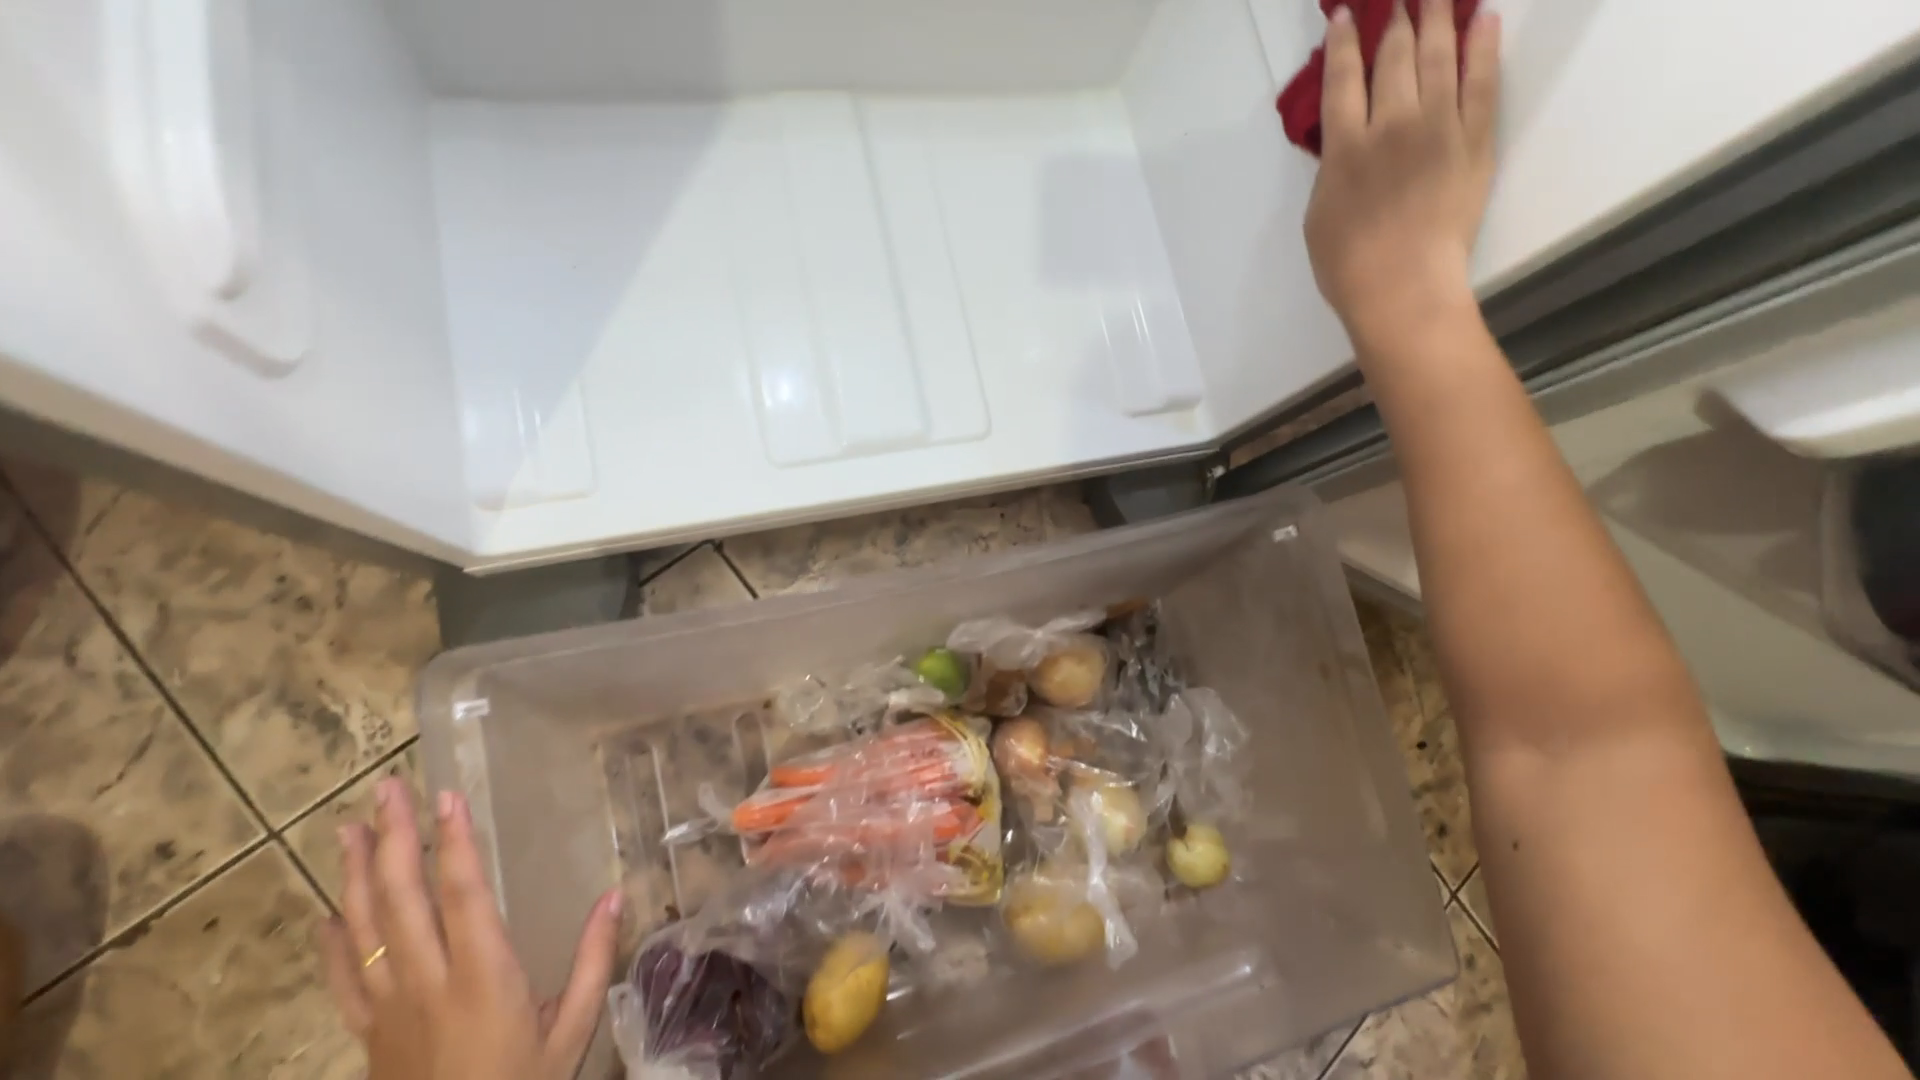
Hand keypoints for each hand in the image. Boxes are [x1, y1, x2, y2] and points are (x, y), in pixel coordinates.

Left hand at [320, 778, 623, 1079]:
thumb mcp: (572, 1032)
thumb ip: (594, 962)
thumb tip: (614, 896)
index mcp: (483, 977)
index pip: (462, 895)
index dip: (453, 843)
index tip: (446, 798)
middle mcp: (427, 982)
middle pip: (401, 900)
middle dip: (392, 840)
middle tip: (387, 790)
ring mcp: (387, 1008)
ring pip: (363, 929)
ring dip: (355, 874)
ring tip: (349, 827)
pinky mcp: (367, 1031)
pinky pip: (342, 979)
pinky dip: (333, 941)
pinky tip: (330, 910)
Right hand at [1304, 0, 1500, 353]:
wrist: (1402, 288)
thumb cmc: (1347, 264)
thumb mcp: (1319, 212)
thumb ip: (1331, 166)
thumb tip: (1345, 137)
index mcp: (1344, 147)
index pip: (1342, 78)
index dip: (1343, 42)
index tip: (1345, 15)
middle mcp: (1391, 124)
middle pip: (1393, 56)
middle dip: (1394, 18)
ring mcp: (1437, 128)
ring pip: (1437, 56)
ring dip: (1437, 16)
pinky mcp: (1475, 141)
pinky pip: (1482, 82)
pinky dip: (1482, 47)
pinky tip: (1483, 20)